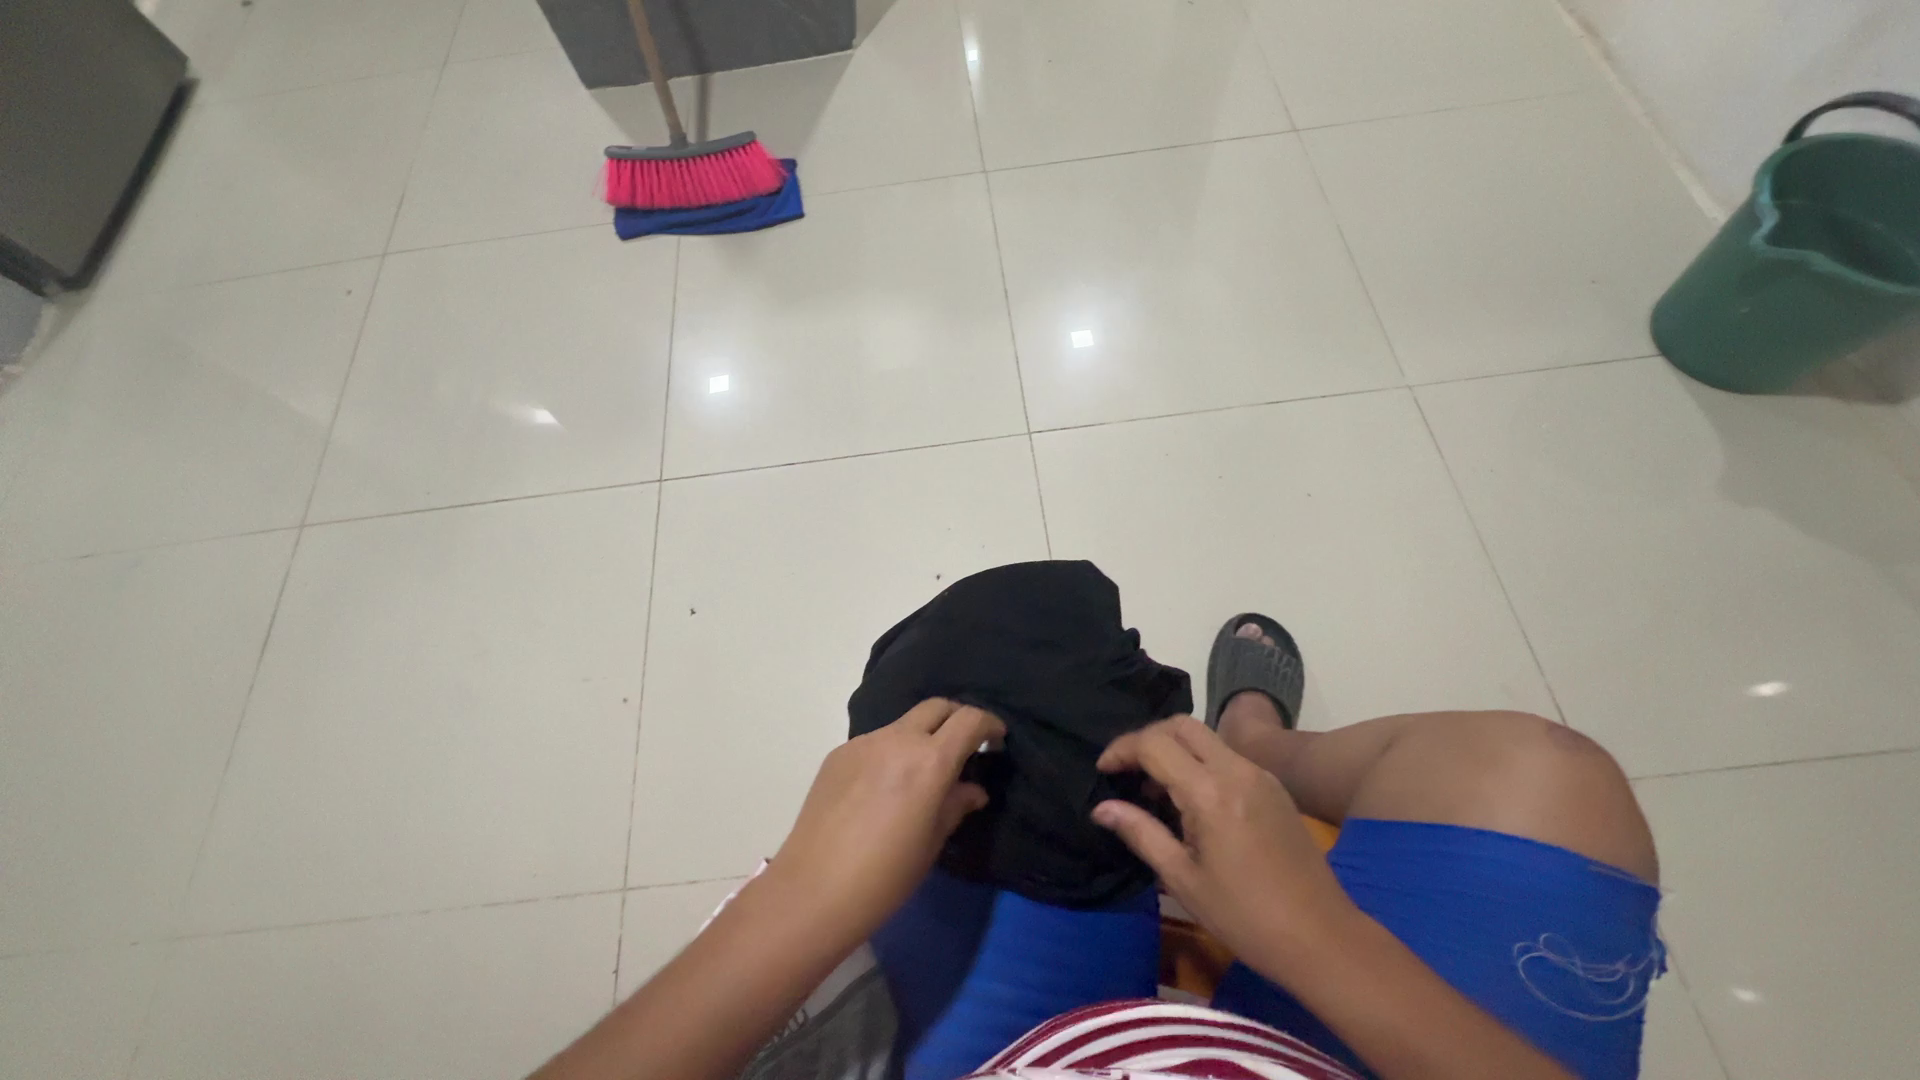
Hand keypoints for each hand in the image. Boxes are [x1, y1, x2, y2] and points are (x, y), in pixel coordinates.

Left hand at [771, 698, 1003, 938]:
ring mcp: (863, 744)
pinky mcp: (838, 755)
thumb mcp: (931, 843)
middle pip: (936, 707)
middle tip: (965, 745)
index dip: (988, 724)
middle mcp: (897, 740)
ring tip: (920, 774)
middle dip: (957, 718)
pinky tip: (884, 789)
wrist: (814, 890)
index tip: (997, 738)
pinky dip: (891, 753)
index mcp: (929, 761)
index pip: (969, 720)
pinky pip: (875, 743)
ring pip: (902, 725)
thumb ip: (955, 805)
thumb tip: (972, 789)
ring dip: (920, 737)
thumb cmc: (885, 876)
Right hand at [1092, 716, 1353, 966]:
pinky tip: (1190, 800)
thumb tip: (1102, 808)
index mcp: (1210, 793)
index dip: (1122, 750)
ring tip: (1153, 789)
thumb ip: (1140, 833)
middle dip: (1147, 738)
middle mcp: (1237, 771)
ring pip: (1206, 737)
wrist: (1323, 937)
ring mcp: (1260, 776)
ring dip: (1174, 749)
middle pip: (1182, 725)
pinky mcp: (1275, 787)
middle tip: (1126, 771)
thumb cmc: (1245, 917)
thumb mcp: (1183, 879)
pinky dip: (1199, 762)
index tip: (1102, 771)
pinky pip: (1227, 756)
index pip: (1155, 744)